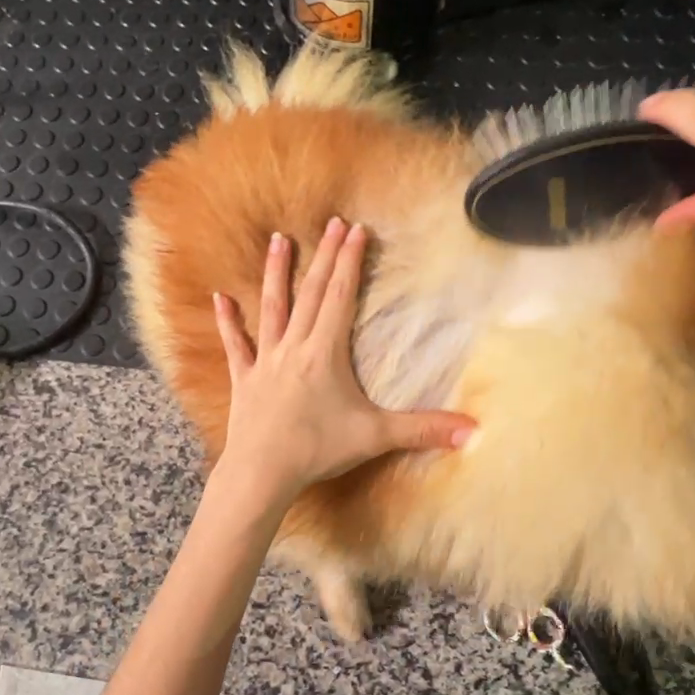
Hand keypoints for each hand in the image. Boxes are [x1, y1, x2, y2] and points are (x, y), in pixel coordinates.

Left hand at [212, 217, 476, 503]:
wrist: (261, 471)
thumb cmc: (317, 450)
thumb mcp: (375, 437)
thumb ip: (423, 429)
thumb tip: (475, 430)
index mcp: (324, 353)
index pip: (340, 296)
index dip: (349, 262)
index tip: (356, 230)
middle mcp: (293, 347)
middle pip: (310, 293)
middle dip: (324, 256)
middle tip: (331, 223)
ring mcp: (265, 361)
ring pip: (270, 308)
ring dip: (275, 274)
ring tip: (278, 240)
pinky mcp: (244, 379)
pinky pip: (235, 344)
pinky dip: (227, 321)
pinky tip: (218, 298)